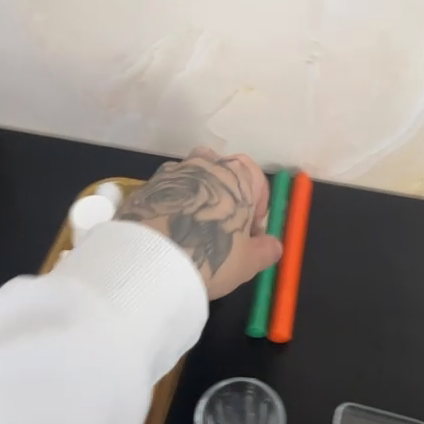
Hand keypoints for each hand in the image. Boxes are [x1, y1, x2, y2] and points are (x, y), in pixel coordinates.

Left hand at [116, 148, 283, 300]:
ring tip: (194, 232)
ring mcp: (175, 169)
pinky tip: (170, 233)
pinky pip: (170, 192)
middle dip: (228, 199)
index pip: (257, 181)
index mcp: (239, 174)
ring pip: (195, 180)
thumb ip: (265, 250)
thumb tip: (274, 245)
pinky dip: (174, 206)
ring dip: (200, 199)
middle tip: (224, 232)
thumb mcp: (247, 262)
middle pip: (224, 176)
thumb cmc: (211, 253)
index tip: (251, 233)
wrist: (151, 256)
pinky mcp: (149, 183)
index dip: (258, 208)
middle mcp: (208, 162)